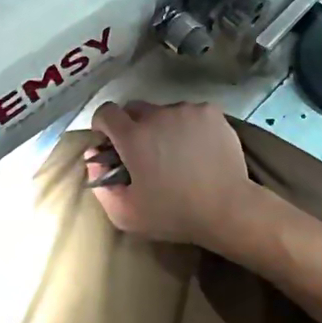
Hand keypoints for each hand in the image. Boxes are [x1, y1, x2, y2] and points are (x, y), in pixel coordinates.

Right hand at [85, 100, 258, 248]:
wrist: (226, 206)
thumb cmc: (173, 213)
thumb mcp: (125, 213)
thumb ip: (101, 183)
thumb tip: (95, 158)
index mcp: (135, 137)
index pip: (107, 112)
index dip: (104, 125)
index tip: (110, 142)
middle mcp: (160, 115)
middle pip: (136, 109)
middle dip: (133, 126)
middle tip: (144, 152)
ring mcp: (188, 110)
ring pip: (165, 111)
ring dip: (163, 125)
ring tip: (176, 152)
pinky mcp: (212, 111)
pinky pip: (191, 112)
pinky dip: (188, 125)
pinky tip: (197, 147)